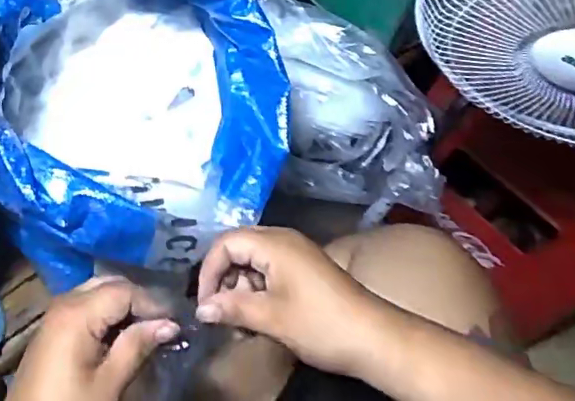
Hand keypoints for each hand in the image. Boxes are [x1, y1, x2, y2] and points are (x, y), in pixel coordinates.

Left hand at [11, 276, 178, 400]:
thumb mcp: (107, 384)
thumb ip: (136, 347)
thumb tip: (169, 324)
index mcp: (78, 311)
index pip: (125, 290)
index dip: (152, 302)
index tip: (176, 319)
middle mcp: (66, 300)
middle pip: (110, 284)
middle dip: (138, 299)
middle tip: (163, 320)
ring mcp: (55, 312)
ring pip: (97, 291)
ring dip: (122, 304)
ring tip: (146, 326)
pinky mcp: (51, 327)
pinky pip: (84, 304)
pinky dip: (105, 312)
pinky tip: (119, 332)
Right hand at [194, 226, 393, 377]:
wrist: (374, 337)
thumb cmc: (320, 323)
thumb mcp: (272, 318)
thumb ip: (232, 308)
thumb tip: (201, 309)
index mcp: (273, 242)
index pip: (226, 242)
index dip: (209, 271)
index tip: (204, 305)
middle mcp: (282, 238)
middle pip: (238, 248)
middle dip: (225, 282)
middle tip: (222, 316)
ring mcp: (295, 252)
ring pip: (253, 261)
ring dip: (242, 291)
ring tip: (242, 325)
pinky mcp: (304, 267)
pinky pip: (270, 269)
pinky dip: (259, 291)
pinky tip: (260, 319)